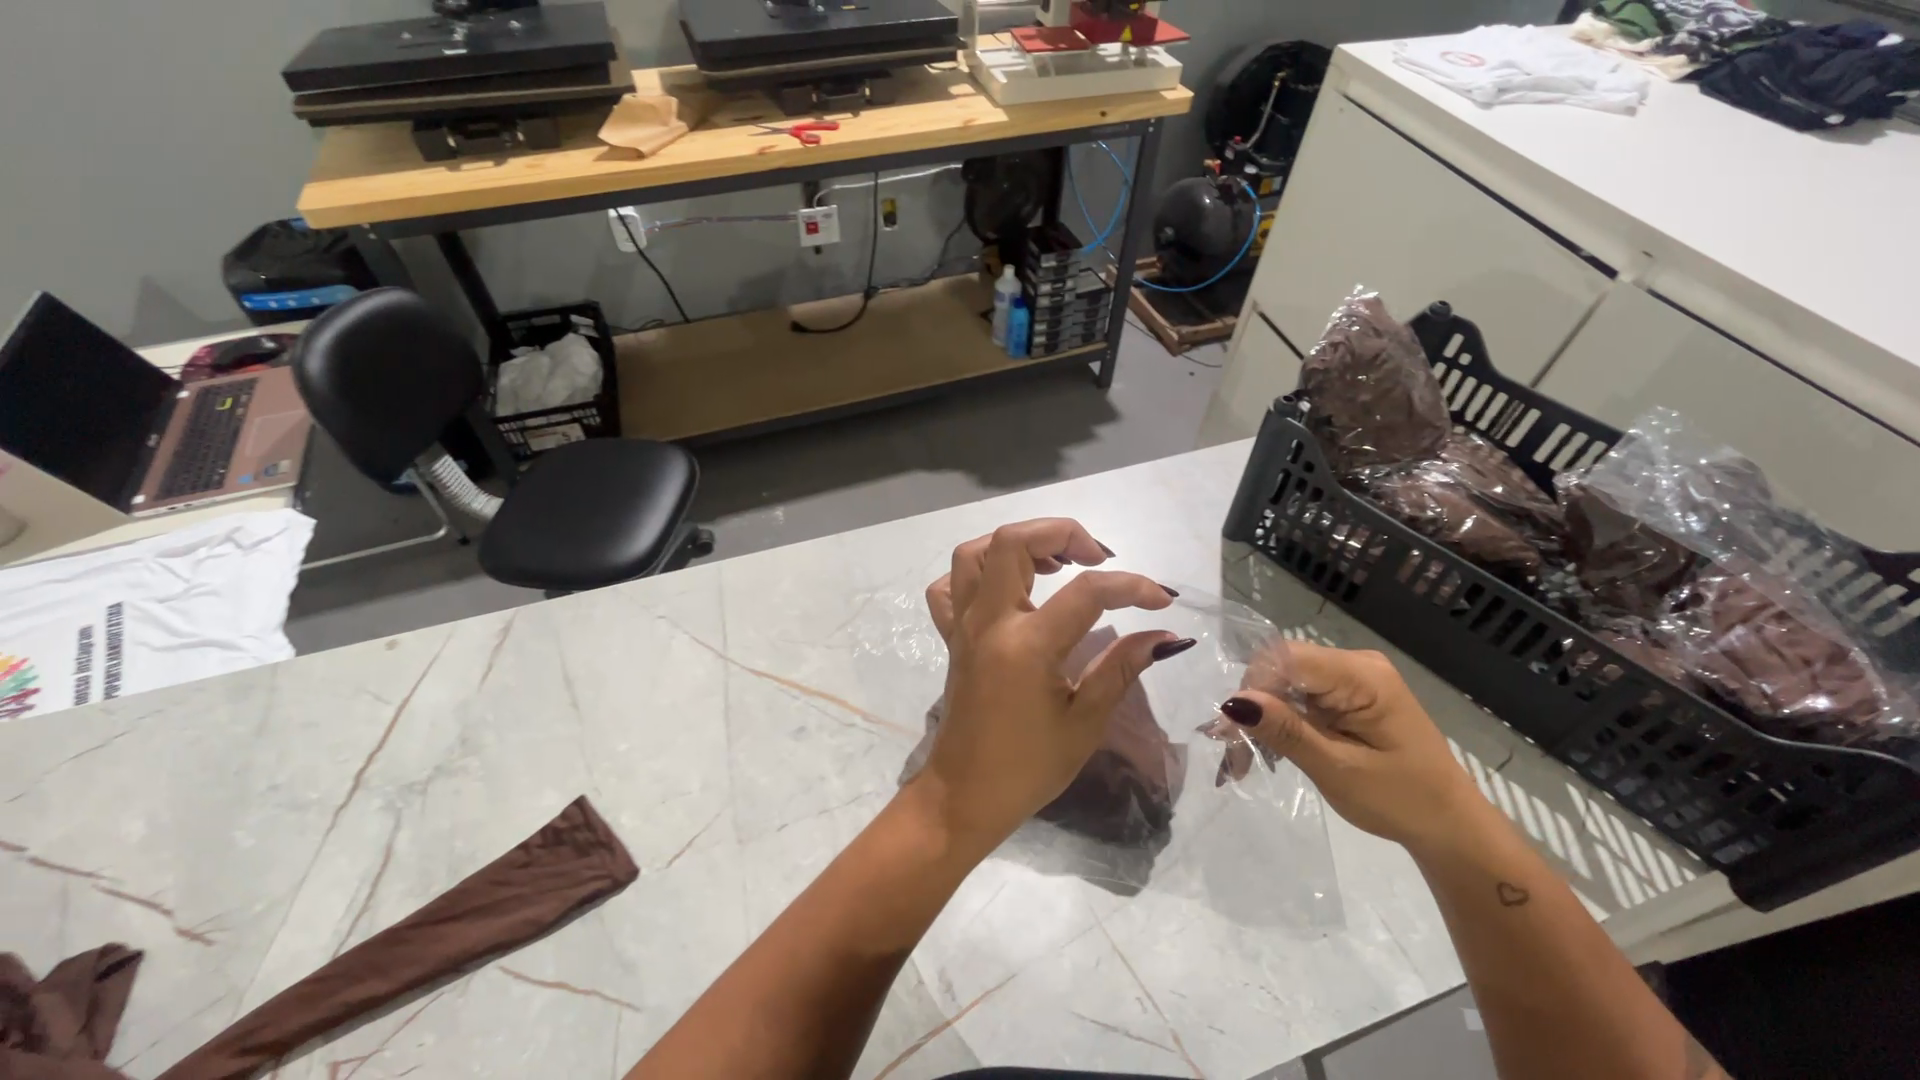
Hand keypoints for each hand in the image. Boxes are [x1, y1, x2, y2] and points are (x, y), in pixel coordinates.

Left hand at [916, 518, 1185, 851]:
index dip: (1132, 586)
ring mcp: (963, 627)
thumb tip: (1166, 635)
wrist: (964, 796)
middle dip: (1062, 532)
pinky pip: (950, 588)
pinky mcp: (953, 638)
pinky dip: (977, 574)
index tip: (1162, 600)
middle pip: (1012, 542)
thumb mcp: (1084, 722)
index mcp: (1026, 645)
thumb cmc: (1028, 768)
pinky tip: (1007, 590)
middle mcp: (989, 622)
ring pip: (975, 554)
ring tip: (1055, 562)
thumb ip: (1121, 668)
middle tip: (1098, 557)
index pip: (1086, 591)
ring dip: (1017, 543)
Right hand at [1206, 643, 1488, 851]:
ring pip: (1287, 683)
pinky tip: (1268, 751)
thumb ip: (1286, 731)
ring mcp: (1355, 680)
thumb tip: (1233, 701)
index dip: (1252, 688)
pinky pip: (1302, 697)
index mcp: (1362, 676)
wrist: (1450, 826)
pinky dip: (1281, 723)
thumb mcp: (1337, 770)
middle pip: (1282, 668)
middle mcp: (1357, 665)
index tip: (1229, 733)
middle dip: (1252, 707)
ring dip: (1262, 719)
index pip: (1285, 658)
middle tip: (1232, 757)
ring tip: (1243, 762)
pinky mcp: (1350, 697)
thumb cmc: (1401, 801)